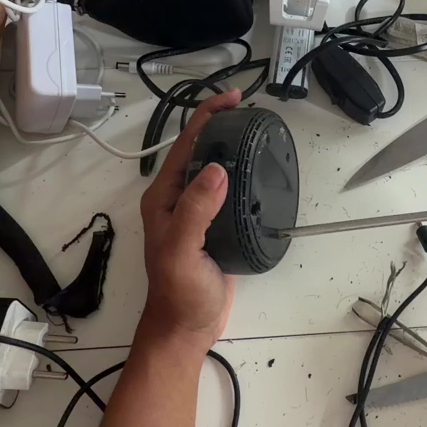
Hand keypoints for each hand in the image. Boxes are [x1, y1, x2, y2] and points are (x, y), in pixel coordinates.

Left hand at [134, 89, 239, 353]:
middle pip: (201, 149)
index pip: (186, 143)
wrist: (187, 329)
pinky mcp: (216, 225)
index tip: (234, 98)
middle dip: (222, 125)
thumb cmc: (178, 292)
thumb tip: (218, 168)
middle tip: (252, 112)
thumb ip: (195, 210)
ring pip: (216, 168)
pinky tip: (262, 172)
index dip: (208, 116)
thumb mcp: (181, 250)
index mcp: (164, 196)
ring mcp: (197, 211)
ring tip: (260, 134)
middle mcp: (178, 197)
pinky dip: (245, 174)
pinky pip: (229, 190)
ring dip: (235, 148)